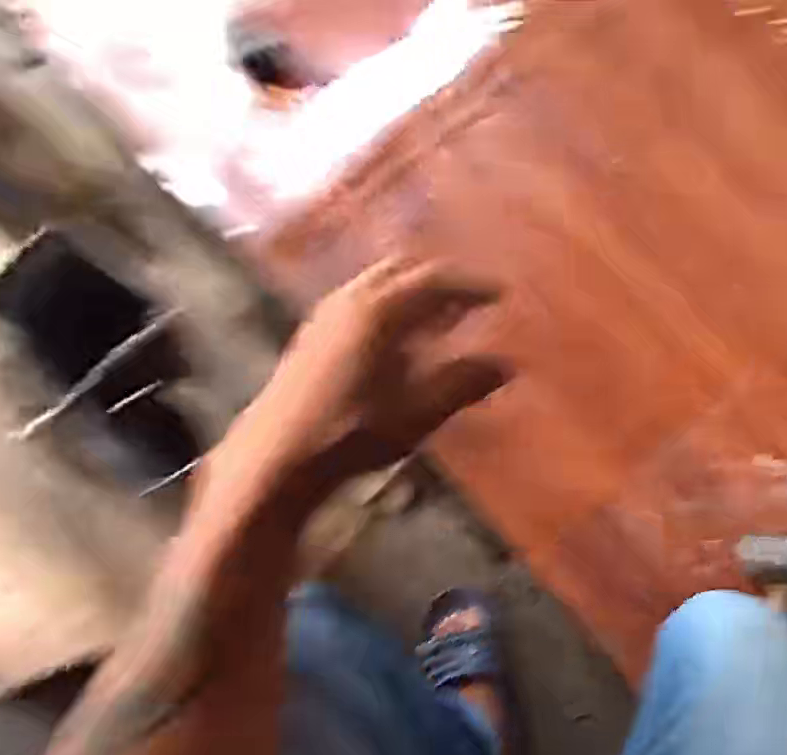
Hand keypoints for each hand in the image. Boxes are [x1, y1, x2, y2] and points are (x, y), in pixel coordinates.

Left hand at [193, 257, 506, 524]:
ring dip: (414, 292)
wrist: (280, 453)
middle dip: (442, 281)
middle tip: (472, 301)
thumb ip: (464, 383)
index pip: (436, 281)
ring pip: (380, 282)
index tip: (500, 295)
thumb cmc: (354, 432)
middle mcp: (351, 298)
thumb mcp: (419, 412)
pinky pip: (362, 299)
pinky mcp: (314, 332)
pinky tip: (400, 339)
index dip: (472, 286)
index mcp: (381, 309)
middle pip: (405, 269)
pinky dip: (391, 305)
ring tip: (441, 319)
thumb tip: (507, 365)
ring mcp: (327, 312)